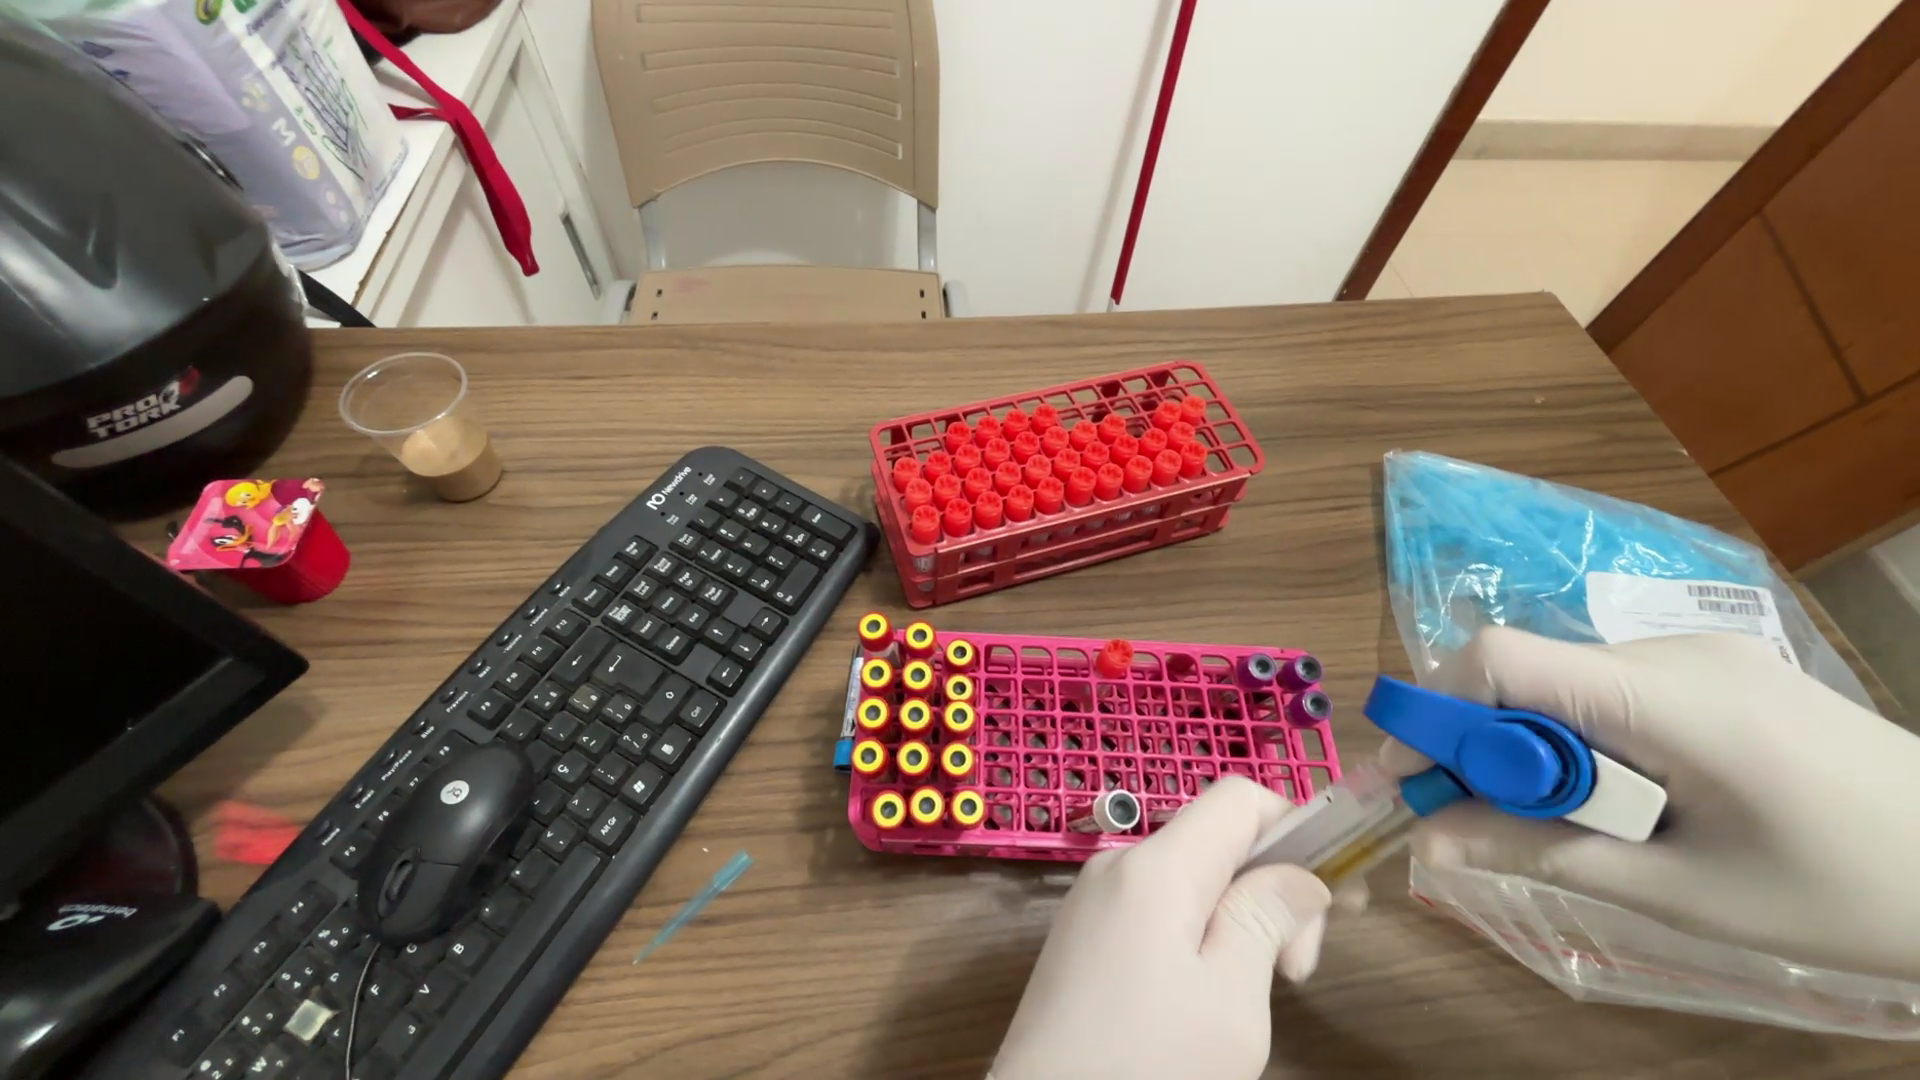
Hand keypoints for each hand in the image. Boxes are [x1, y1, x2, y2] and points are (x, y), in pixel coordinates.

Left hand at [989, 777, 1331, 1079]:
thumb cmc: (1145, 1065)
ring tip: (1241, 997)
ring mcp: (1092, 896)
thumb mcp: (1230, 1002)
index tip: (1325, 905)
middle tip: (1290, 975)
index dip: (1294, 829)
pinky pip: (1153, 906)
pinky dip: (1193, 934)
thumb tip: (1299, 872)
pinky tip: (1195, 998)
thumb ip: (1265, 919)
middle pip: (1214, 839)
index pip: (1237, 797)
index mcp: (1156, 865)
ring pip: (1187, 878)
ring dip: (1233, 919)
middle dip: (1267, 889)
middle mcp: (1118, 863)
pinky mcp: (1081, 931)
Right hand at [1388, 626, 1919, 979]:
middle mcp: (1669, 652)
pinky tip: (1613, 787)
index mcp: (1670, 699)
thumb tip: (1422, 841)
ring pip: (1553, 678)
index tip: (1414, 776)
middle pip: (1520, 670)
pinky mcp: (1704, 664)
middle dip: (1478, 740)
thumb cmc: (1850, 894)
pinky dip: (1569, 732)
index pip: (1503, 659)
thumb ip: (1537, 852)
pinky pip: (1595, 683)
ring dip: (1526, 742)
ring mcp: (1691, 651)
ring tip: (1566, 813)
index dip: (1437, 711)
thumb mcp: (1679, 893)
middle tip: (1474, 812)